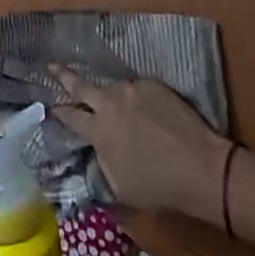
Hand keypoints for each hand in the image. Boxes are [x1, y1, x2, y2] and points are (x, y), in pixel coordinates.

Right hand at [49, 68, 233, 222]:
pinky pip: (138, 89)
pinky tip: (148, 112)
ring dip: (111, 97)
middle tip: (51, 67)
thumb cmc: (159, 186)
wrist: (203, 169)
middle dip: (62, 75)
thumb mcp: (120, 189)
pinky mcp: (153, 85)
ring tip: (120, 107)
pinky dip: (137, 99)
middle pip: (79, 85)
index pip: (69, 115)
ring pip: (113, 89)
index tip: (51, 107)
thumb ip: (100, 167)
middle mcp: (109, 104)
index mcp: (97, 130)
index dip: (58, 111)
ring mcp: (132, 90)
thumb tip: (93, 155)